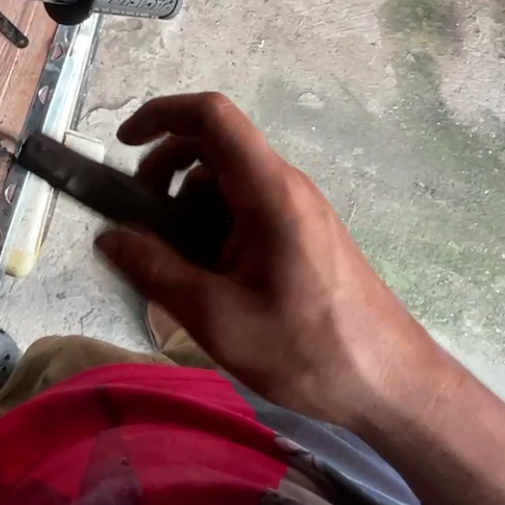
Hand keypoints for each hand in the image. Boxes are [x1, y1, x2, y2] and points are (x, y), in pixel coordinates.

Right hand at [97, 93, 504, 504]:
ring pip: (222, 179)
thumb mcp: (216, 318)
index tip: (123, 144)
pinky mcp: (299, 233)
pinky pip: (241, 206)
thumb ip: (153, 270)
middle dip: (163, 169)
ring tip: (172, 261)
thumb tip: (106, 238)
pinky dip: (208, 225)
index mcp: (268, 190)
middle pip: (211, 144)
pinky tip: (206, 276)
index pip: (211, 115)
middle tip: (141, 219)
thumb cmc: (309, 350)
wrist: (397, 391)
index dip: (160, 113)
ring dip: (183, 204)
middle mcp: (284, 186)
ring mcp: (295, 209)